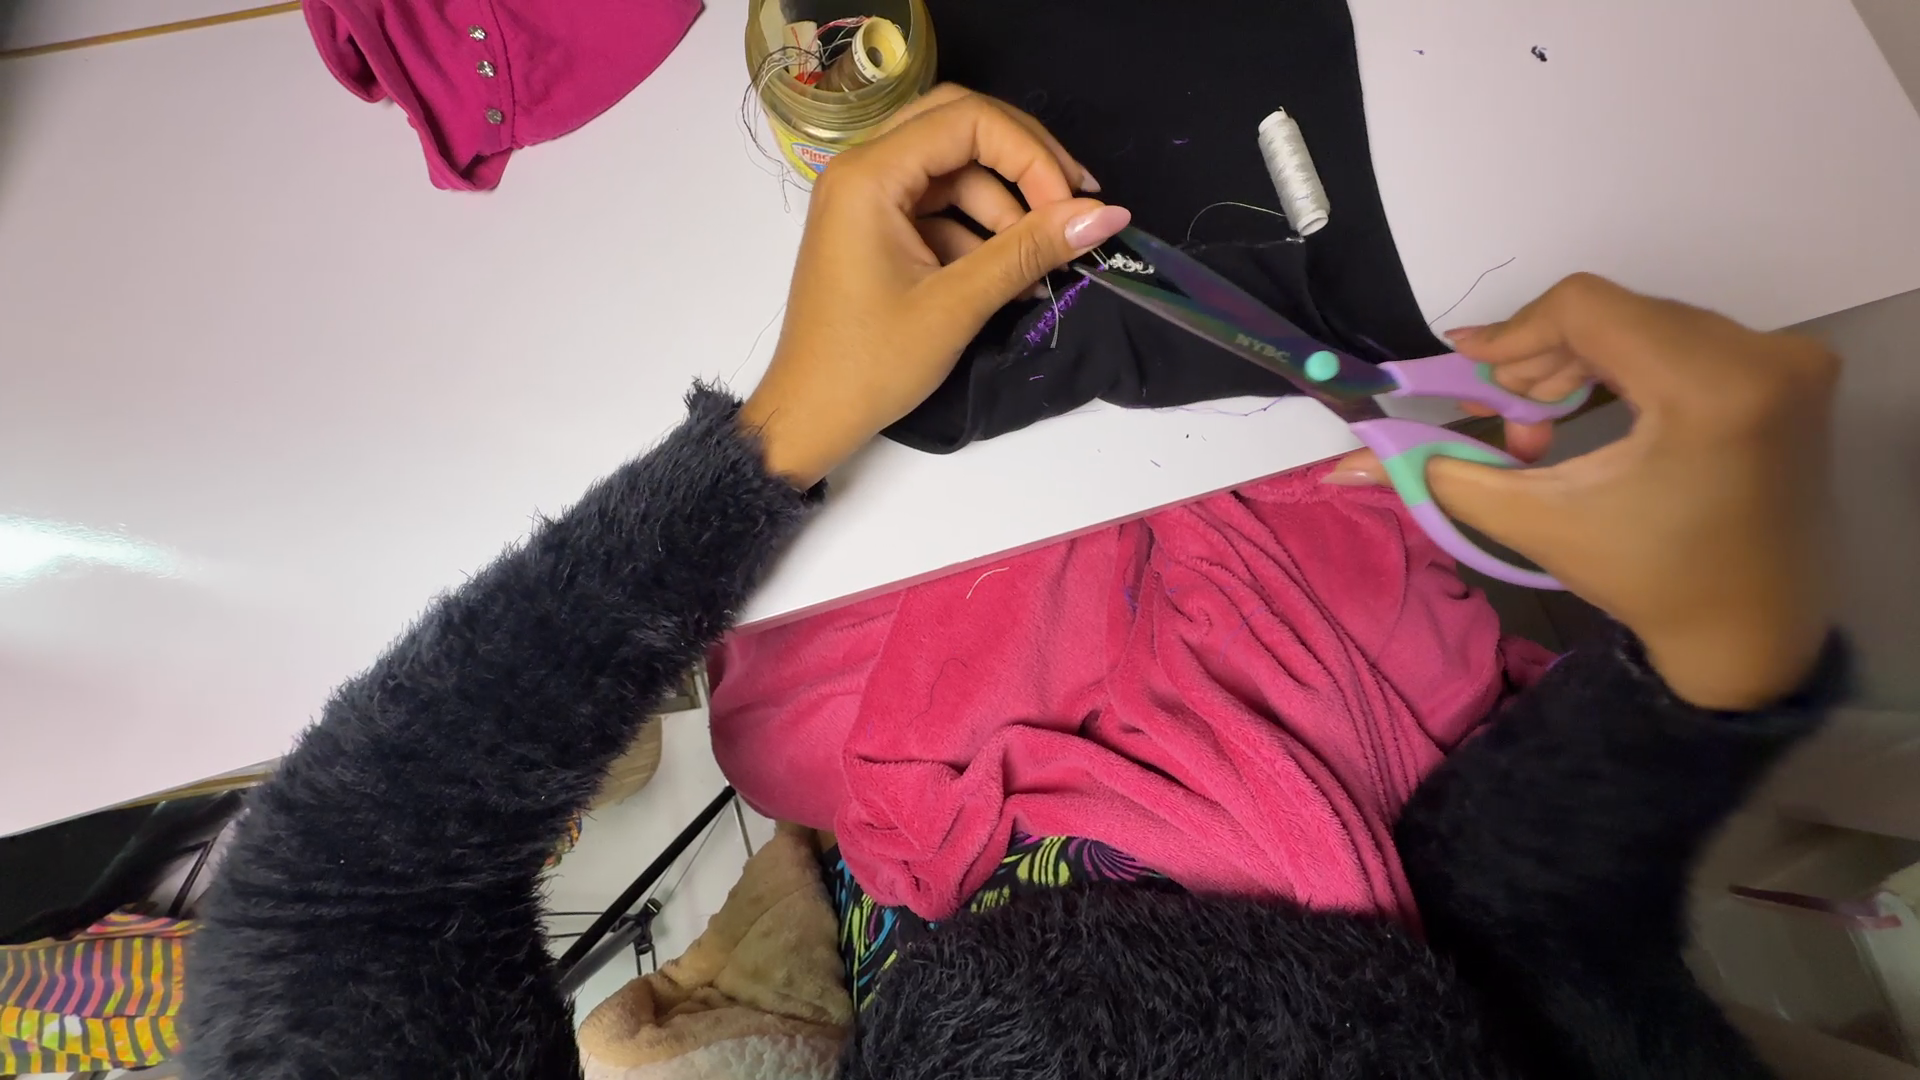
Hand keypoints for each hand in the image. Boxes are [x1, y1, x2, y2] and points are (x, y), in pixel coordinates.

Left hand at [739, 89, 1129, 485]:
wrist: (812, 417)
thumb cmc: (872, 365)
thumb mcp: (956, 306)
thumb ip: (1028, 251)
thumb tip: (1107, 215)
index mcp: (869, 175)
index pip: (968, 121)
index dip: (1032, 156)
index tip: (1072, 209)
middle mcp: (862, 171)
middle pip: (959, 132)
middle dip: (1022, 166)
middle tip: (1071, 207)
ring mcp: (866, 203)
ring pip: (952, 176)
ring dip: (1003, 212)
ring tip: (1042, 265)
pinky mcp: (875, 234)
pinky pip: (937, 213)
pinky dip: (976, 238)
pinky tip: (1010, 279)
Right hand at [1331, 274, 1838, 709]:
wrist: (1748, 626)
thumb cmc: (1641, 577)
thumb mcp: (1524, 518)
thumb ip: (1430, 475)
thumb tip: (1343, 465)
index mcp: (1711, 388)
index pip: (1588, 308)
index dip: (1511, 331)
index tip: (1461, 366)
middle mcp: (1763, 356)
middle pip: (1609, 314)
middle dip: (1533, 361)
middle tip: (1499, 419)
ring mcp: (1782, 360)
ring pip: (1635, 323)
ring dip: (1565, 367)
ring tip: (1537, 429)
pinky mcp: (1780, 374)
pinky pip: (1669, 341)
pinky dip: (1606, 370)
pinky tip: (1580, 415)